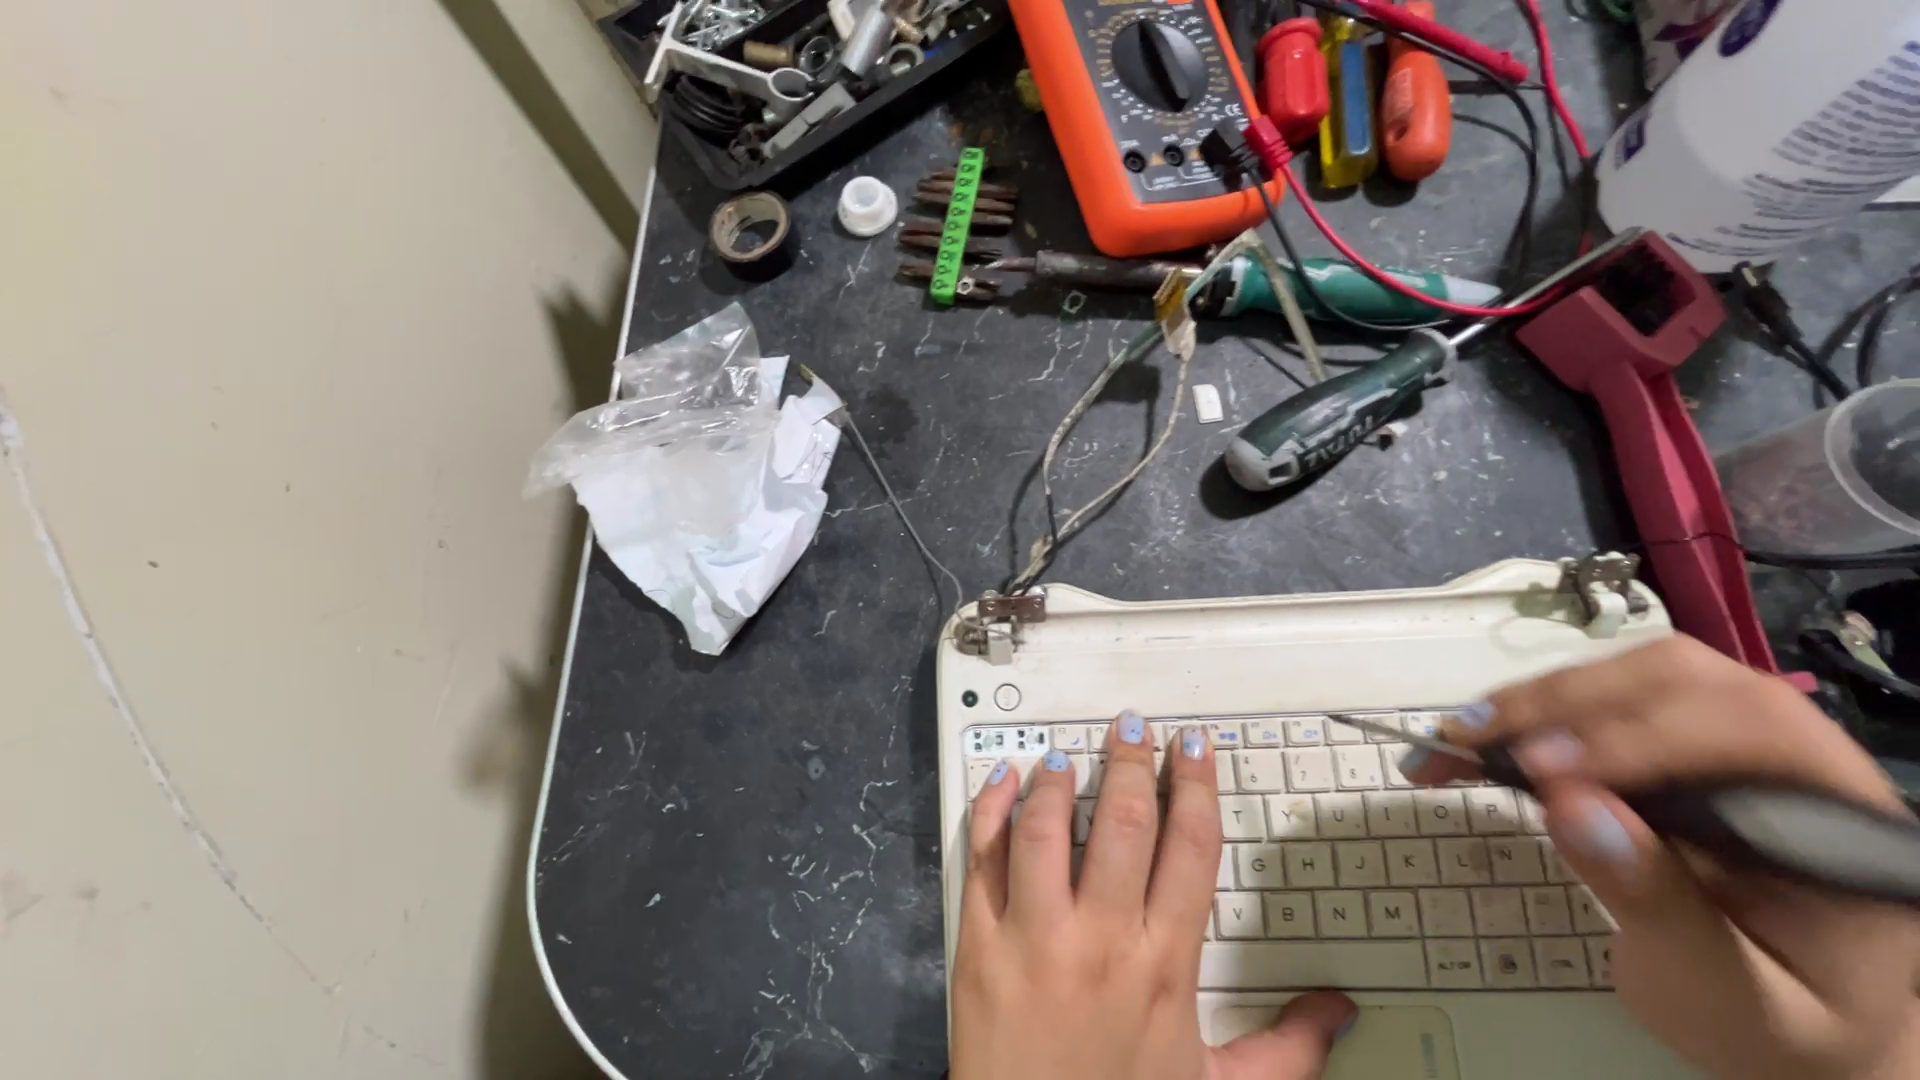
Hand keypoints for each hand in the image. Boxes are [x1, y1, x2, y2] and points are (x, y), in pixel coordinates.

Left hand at [951, 711, 1356, 1079]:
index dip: (1195, 788)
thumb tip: (1340, 1009)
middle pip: (1124, 825)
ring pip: (1048, 831)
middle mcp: (1101, 940)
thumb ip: (1286, 1048)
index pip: (1191, 849)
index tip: (1194, 748)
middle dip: (1133, 764)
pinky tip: (1005, 782)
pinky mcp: (979, 942)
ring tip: (1070, 756)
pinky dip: (992, 811)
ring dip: (1060, 783)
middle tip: (1135, 728)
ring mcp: (1034, 937)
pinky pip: (983, 858)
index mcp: (1164, 965)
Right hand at [1423, 636, 1919, 1079]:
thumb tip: (1571, 806)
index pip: (1750, 735)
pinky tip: (1472, 743)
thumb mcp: (1727, 994)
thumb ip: (1661, 905)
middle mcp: (1786, 756)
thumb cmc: (1772, 1024)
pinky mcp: (1660, 743)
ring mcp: (1720, 741)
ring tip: (1458, 740)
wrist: (1782, 1024)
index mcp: (1835, 819)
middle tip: (1475, 739)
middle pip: (1678, 681)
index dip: (1642, 738)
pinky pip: (1591, 704)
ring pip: (1625, 677)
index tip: (1544, 771)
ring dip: (1533, 702)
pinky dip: (1522, 716)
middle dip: (1567, 702)